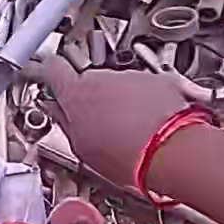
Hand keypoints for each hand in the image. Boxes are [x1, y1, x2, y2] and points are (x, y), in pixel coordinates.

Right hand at [31, 55, 193, 185]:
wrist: (171, 152)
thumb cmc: (126, 155)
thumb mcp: (81, 148)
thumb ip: (66, 123)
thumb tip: (59, 114)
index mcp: (74, 93)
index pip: (53, 68)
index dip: (52, 74)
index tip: (53, 81)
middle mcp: (101, 77)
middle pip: (89, 80)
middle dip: (92, 98)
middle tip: (97, 125)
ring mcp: (130, 77)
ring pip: (118, 85)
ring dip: (120, 102)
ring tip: (126, 132)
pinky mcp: (158, 80)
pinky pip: (146, 88)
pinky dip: (147, 103)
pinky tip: (149, 127)